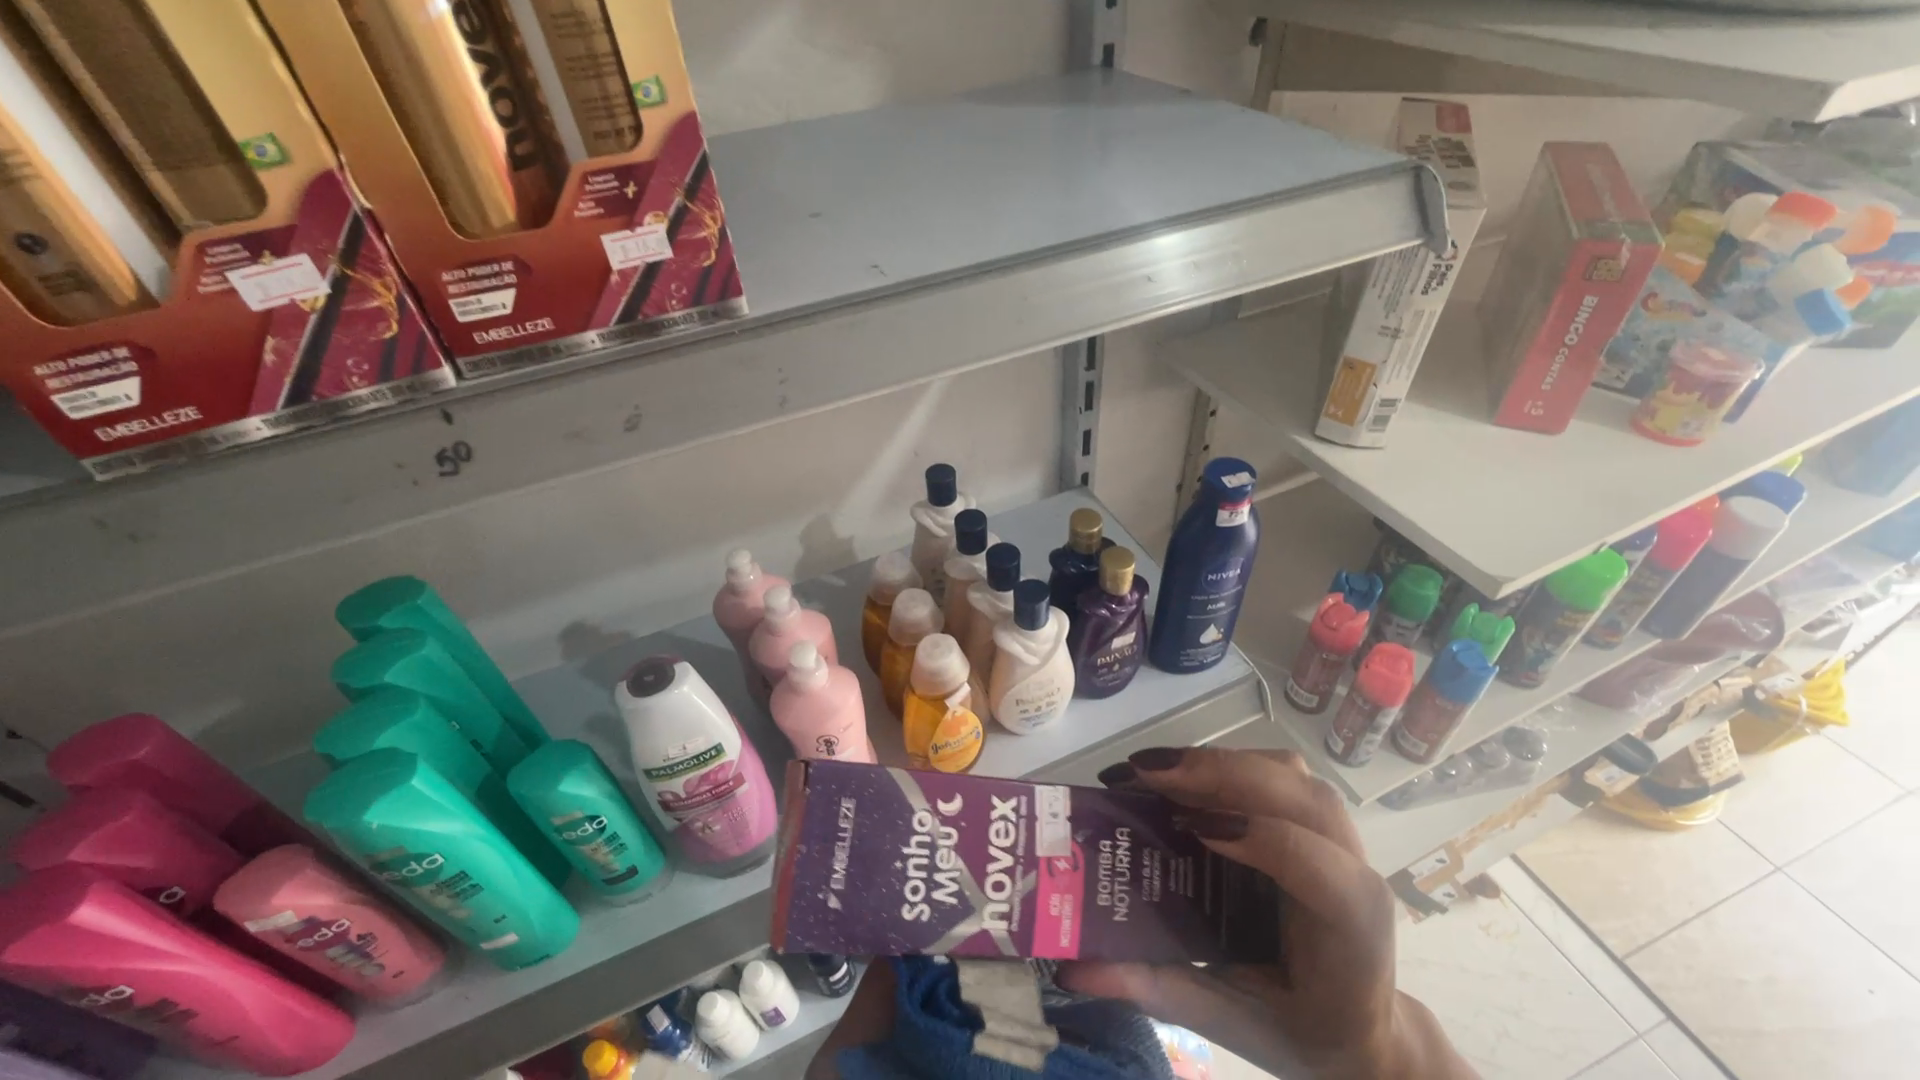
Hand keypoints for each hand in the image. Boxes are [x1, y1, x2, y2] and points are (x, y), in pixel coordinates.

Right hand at [1058, 746, 1475, 1079]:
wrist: (1357, 1026)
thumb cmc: (1300, 1028)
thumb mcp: (1230, 1021)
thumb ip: (1158, 990)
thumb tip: (1075, 970)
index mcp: (1348, 924)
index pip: (1312, 862)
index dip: (1257, 835)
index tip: (1188, 826)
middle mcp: (1354, 869)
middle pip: (1298, 793)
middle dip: (1219, 772)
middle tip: (1142, 773)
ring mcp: (1339, 839)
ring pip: (1287, 772)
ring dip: (1218, 761)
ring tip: (1153, 772)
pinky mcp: (1314, 824)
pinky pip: (1277, 775)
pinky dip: (1225, 765)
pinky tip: (1178, 779)